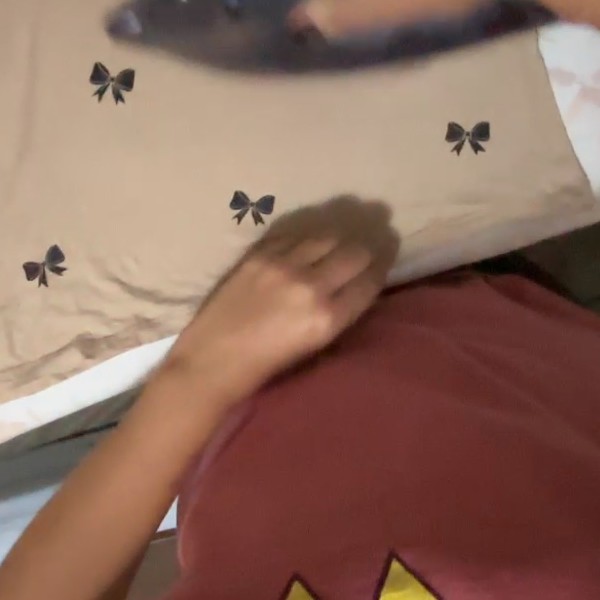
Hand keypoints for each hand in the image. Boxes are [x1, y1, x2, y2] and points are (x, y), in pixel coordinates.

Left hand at [162, 197, 399, 405]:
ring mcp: (283, 266)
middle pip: (355, 252)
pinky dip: (307, 236)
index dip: (383, 265)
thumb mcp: (314, 346)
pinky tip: (309, 240)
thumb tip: (356, 283)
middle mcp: (311, 287)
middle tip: (369, 243)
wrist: (211, 361)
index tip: (387, 254)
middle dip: (367, 248)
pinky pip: (295, 234)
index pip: (370, 281)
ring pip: (327, 236)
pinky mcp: (259, 255)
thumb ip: (337, 313)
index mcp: (328, 319)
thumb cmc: (265, 365)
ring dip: (339, 237)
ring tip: (342, 237)